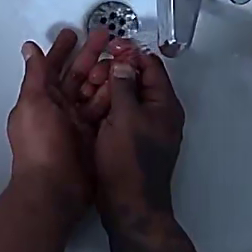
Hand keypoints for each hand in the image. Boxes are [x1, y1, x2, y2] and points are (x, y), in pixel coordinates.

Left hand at [7, 27, 111, 212]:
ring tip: (121, 57)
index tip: (72, 34)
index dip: (62, 49)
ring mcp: (77, 123)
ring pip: (94, 91)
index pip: (52, 67)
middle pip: (77, 76)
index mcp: (41, 100)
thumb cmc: (39, 148)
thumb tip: (28, 50)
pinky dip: (116, 97)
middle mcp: (59, 110)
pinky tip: (126, 83)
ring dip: (106, 74)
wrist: (55, 189)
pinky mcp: (94, 137)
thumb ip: (35, 75)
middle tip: (105, 38)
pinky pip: (106, 111)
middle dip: (90, 56)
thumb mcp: (33, 104)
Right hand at [78, 40, 185, 224]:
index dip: (131, 53)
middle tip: (95, 69)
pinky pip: (117, 115)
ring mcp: (143, 129)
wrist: (127, 205)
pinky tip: (88, 105)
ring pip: (124, 97)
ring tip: (87, 85)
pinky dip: (104, 106)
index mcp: (163, 106)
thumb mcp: (125, 117)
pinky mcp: (129, 141)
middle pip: (136, 80)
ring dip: (107, 88)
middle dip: (115, 70)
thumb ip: (123, 85)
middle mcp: (157, 115)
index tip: (111, 46)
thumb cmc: (130, 165)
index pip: (151, 67)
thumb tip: (123, 64)